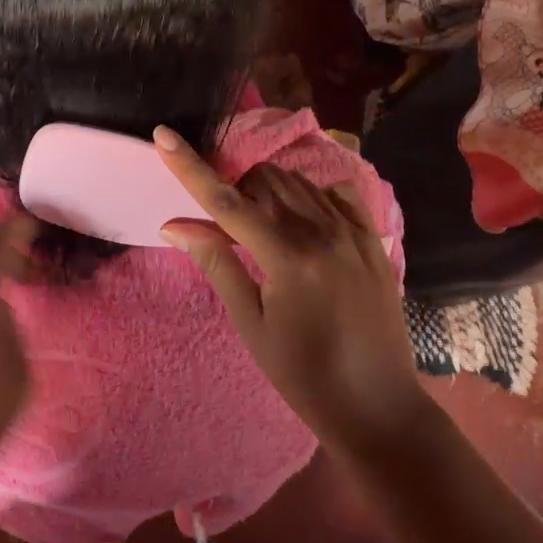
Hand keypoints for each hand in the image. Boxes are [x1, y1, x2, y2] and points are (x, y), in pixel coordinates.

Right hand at [154, 127, 427, 452]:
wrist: (378, 407)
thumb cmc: (304, 375)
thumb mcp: (251, 324)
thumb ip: (217, 264)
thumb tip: (175, 225)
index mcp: (288, 259)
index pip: (227, 202)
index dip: (190, 167)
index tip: (163, 135)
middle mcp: (323, 234)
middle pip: (265, 180)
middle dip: (238, 191)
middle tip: (232, 231)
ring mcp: (354, 234)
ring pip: (299, 181)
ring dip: (271, 192)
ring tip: (267, 232)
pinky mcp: (374, 241)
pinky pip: (337, 193)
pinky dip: (311, 195)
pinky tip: (306, 222)